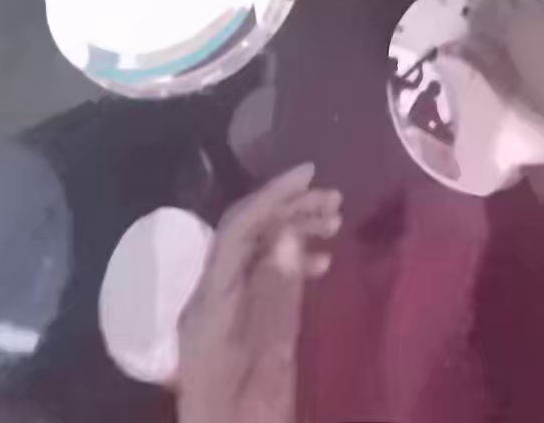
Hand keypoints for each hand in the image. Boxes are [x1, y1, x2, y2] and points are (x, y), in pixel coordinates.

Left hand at [176, 164, 341, 422]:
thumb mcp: (270, 369)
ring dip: (292, 232)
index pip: (238, 228)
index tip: (312, 174)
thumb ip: (277, 299)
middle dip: (290, 209)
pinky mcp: (229, 325)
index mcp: (209, 303)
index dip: (273, 194)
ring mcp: (216, 311)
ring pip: (254, 251)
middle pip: (246, 233)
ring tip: (334, 224)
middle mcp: (206, 296)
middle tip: (336, 202)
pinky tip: (319, 263)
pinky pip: (257, 276)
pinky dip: (288, 262)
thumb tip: (288, 233)